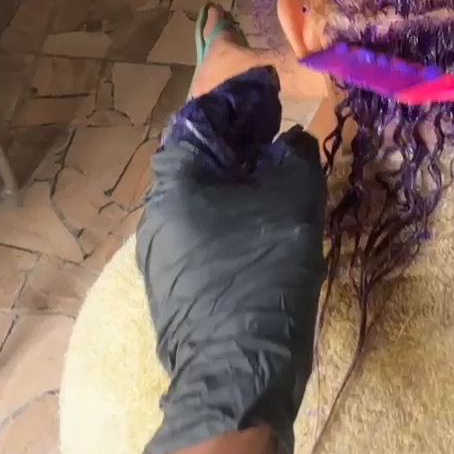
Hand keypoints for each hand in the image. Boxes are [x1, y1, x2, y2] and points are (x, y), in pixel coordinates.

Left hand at [137, 65, 325, 453]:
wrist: (238, 373)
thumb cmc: (262, 272)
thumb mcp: (291, 199)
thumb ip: (293, 154)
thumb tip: (289, 140)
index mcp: (177, 179)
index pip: (201, 115)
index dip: (239, 93)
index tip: (270, 81)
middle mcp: (160, 206)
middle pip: (199, 148)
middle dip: (239, 126)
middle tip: (277, 111)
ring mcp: (165, 244)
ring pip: (203, 184)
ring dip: (239, 161)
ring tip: (276, 149)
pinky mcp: (179, 273)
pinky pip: (205, 214)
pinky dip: (234, 194)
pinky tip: (265, 198)